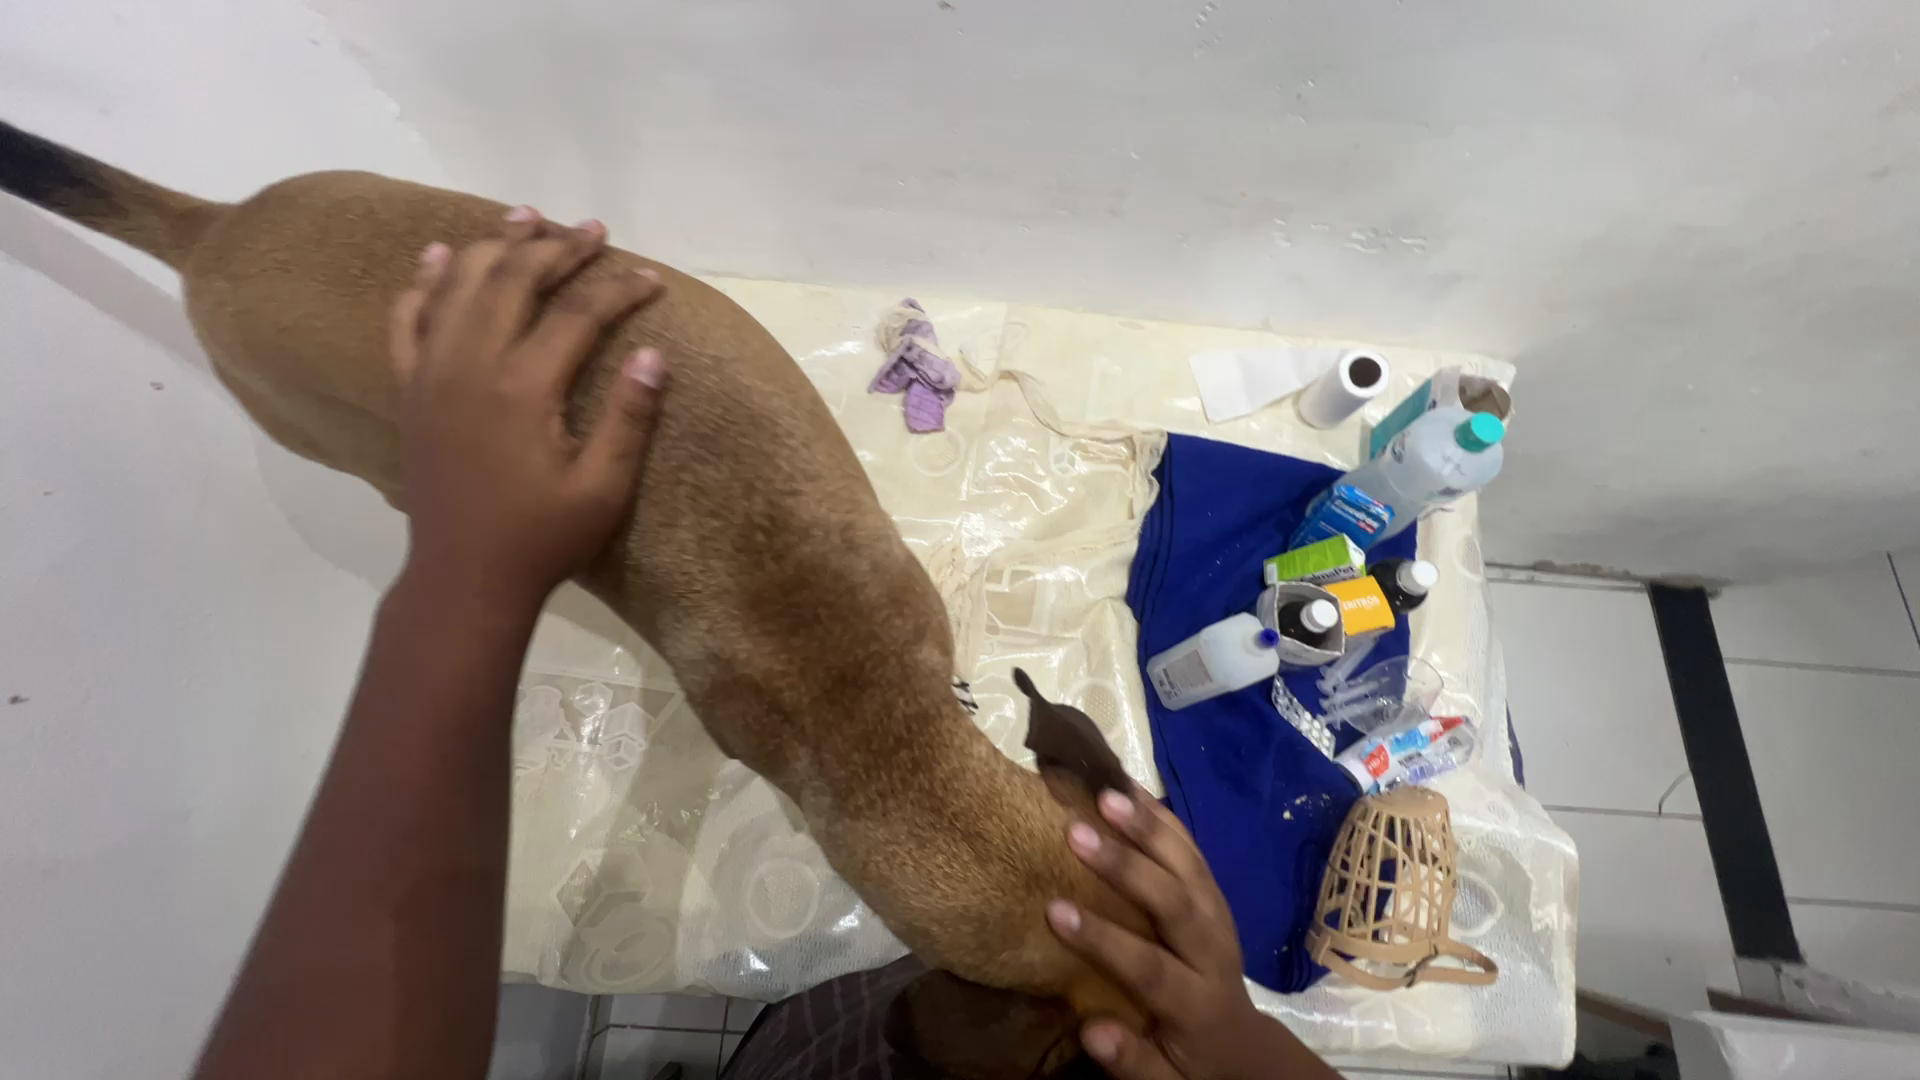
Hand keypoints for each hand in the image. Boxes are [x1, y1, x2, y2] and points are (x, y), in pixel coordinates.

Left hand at [390, 207, 667, 606]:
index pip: (577, 315)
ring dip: (495, 246)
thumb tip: (653, 355)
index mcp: (522, 389)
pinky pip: (407, 320)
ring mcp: (432, 375)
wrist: (465, 576)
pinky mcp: (411, 392)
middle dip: (558, 249)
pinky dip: (424, 282)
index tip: (653, 278)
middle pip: (513, 282)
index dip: (619, 290)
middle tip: (594, 230)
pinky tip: (439, 258)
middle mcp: (470, 366)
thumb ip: (629, 418)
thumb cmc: (545, 537)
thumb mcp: (604, 488)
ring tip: (524, 217)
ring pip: (459, 286)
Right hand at [1048, 788, 1274, 1079]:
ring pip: (1187, 861)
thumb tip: (1091, 1032)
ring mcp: (1217, 910)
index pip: (1151, 968)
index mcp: (1198, 1002)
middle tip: (1075, 831)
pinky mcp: (1212, 888)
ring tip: (1105, 792)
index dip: (1104, 940)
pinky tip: (1128, 786)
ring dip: (1146, 824)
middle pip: (1175, 899)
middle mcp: (1212, 947)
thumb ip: (1133, 1061)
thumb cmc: (1190, 1060)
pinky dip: (1159, 814)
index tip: (1054, 910)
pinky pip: (1190, 845)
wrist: (1241, 1040)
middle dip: (1124, 864)